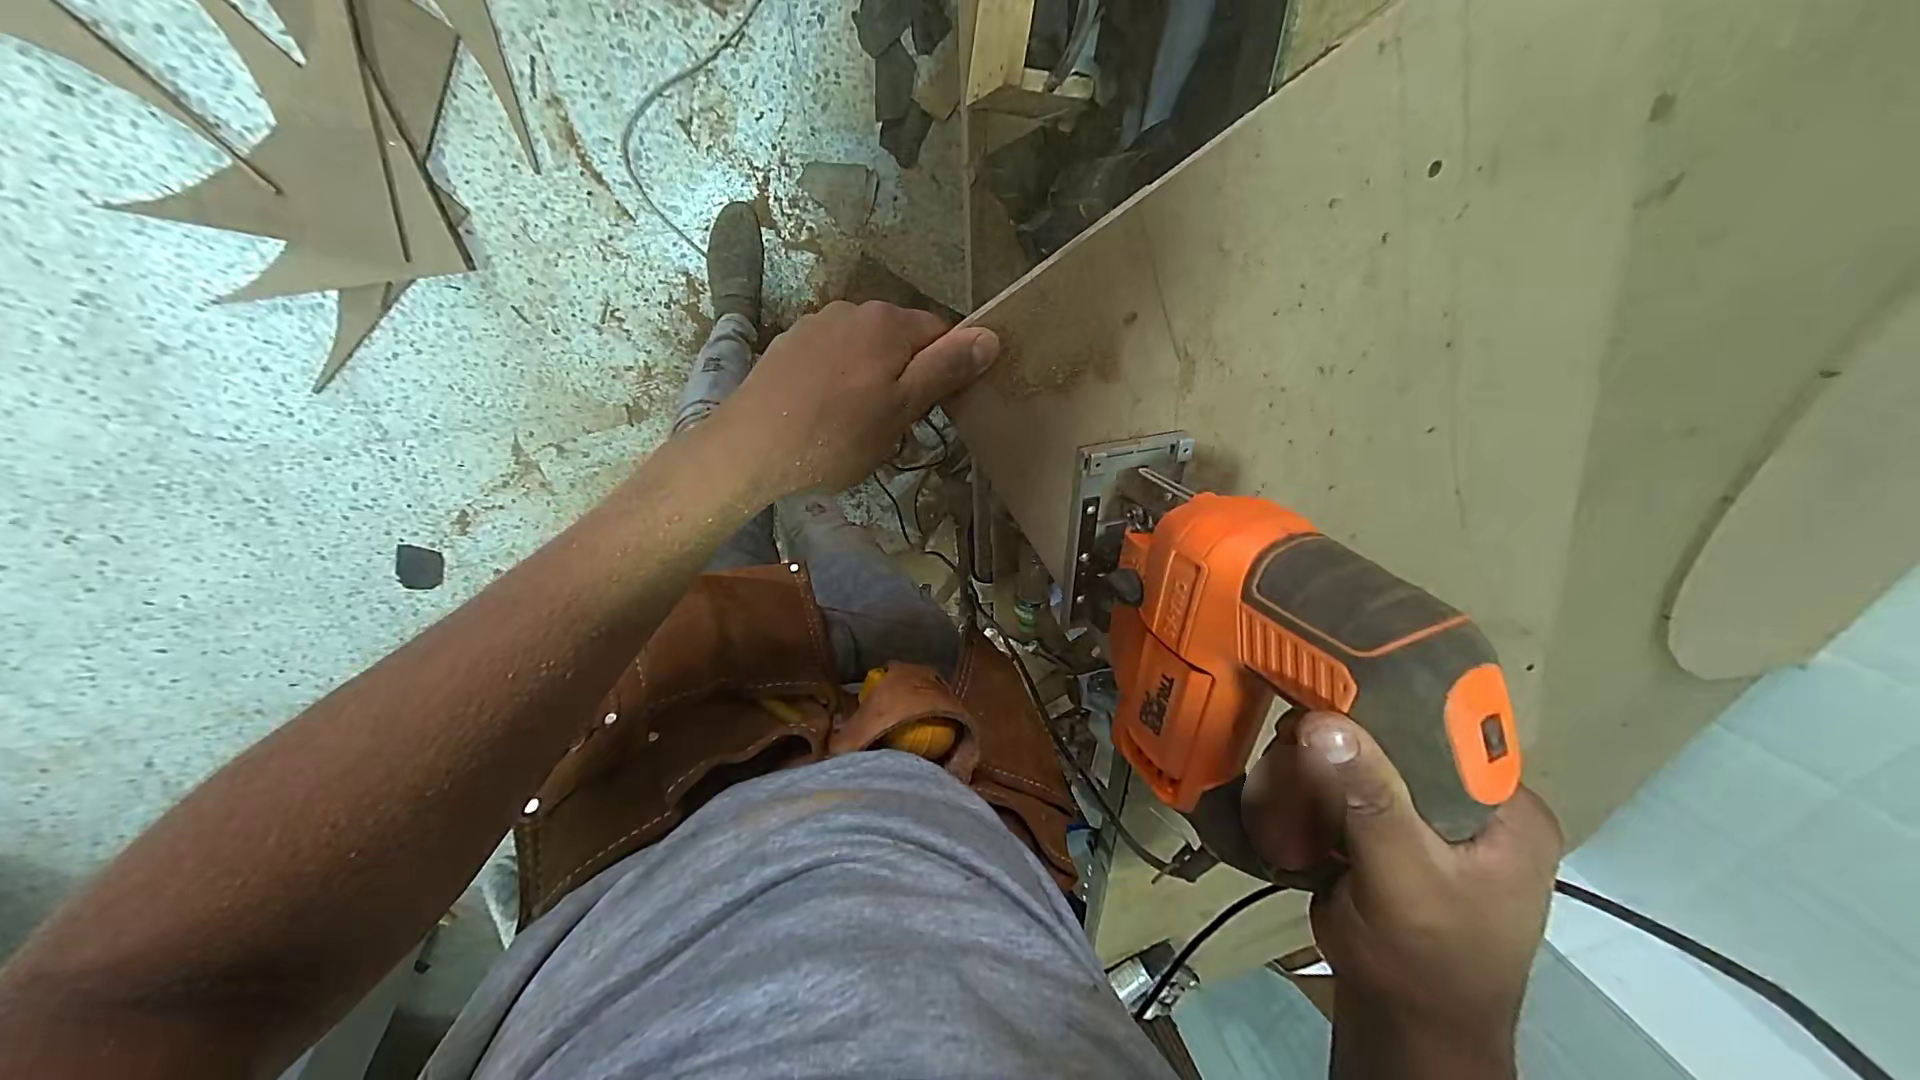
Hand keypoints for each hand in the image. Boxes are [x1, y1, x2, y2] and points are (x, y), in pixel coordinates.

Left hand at [706, 301, 998, 497]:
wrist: (749, 449)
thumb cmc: (835, 436)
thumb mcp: (901, 409)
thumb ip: (946, 369)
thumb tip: (990, 336)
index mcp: (887, 323)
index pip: (941, 333)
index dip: (946, 370)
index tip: (934, 407)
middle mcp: (851, 310)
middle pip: (900, 339)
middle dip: (907, 374)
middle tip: (895, 424)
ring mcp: (814, 324)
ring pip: (864, 349)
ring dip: (872, 377)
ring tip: (855, 422)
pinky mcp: (787, 345)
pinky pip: (831, 357)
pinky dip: (839, 378)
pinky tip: (823, 411)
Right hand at [1244, 711, 1561, 1077]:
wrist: (1404, 1027)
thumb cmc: (1424, 961)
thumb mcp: (1403, 879)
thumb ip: (1370, 801)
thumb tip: (1322, 722)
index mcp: (1505, 806)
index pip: (1446, 724)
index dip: (1384, 701)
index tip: (1322, 693)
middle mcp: (1470, 801)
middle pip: (1396, 738)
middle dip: (1338, 742)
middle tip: (1293, 747)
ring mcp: (1427, 817)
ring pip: (1363, 761)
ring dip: (1319, 768)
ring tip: (1287, 778)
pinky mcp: (1389, 831)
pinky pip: (1346, 788)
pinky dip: (1315, 788)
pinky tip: (1291, 796)